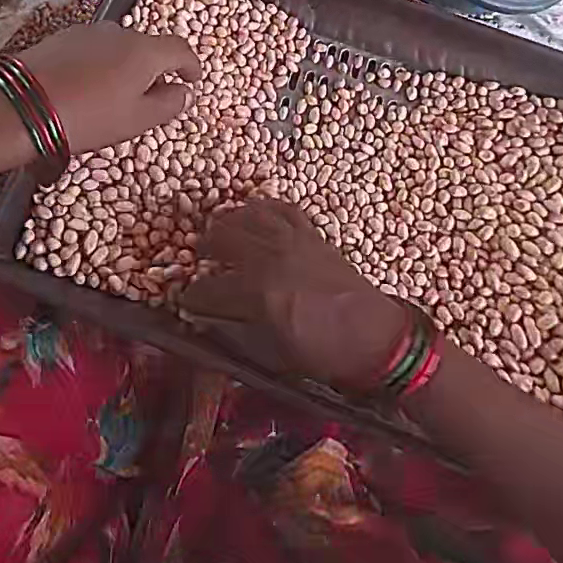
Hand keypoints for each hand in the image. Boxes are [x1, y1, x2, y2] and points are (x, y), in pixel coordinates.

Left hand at [14, 21, 201, 154]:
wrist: (22, 106)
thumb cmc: (87, 117)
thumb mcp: (136, 120)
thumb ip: (168, 104)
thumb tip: (183, 91)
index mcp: (144, 51)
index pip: (180, 49)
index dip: (191, 65)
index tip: (192, 79)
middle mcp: (119, 32)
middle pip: (147, 47)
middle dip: (154, 70)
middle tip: (150, 97)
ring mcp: (88, 32)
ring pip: (118, 48)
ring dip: (124, 67)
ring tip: (114, 96)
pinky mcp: (61, 37)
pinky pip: (93, 50)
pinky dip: (99, 65)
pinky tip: (87, 87)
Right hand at [184, 199, 409, 388]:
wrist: (376, 339)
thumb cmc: (322, 352)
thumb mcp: (273, 353)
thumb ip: (235, 331)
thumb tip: (207, 319)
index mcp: (257, 294)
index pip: (209, 289)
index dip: (192, 296)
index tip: (186, 301)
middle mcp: (270, 259)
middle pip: (221, 237)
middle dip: (203, 249)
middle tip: (201, 259)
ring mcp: (292, 241)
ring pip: (247, 215)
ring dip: (227, 223)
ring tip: (221, 233)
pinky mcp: (311, 234)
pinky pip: (281, 209)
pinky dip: (263, 209)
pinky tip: (255, 215)